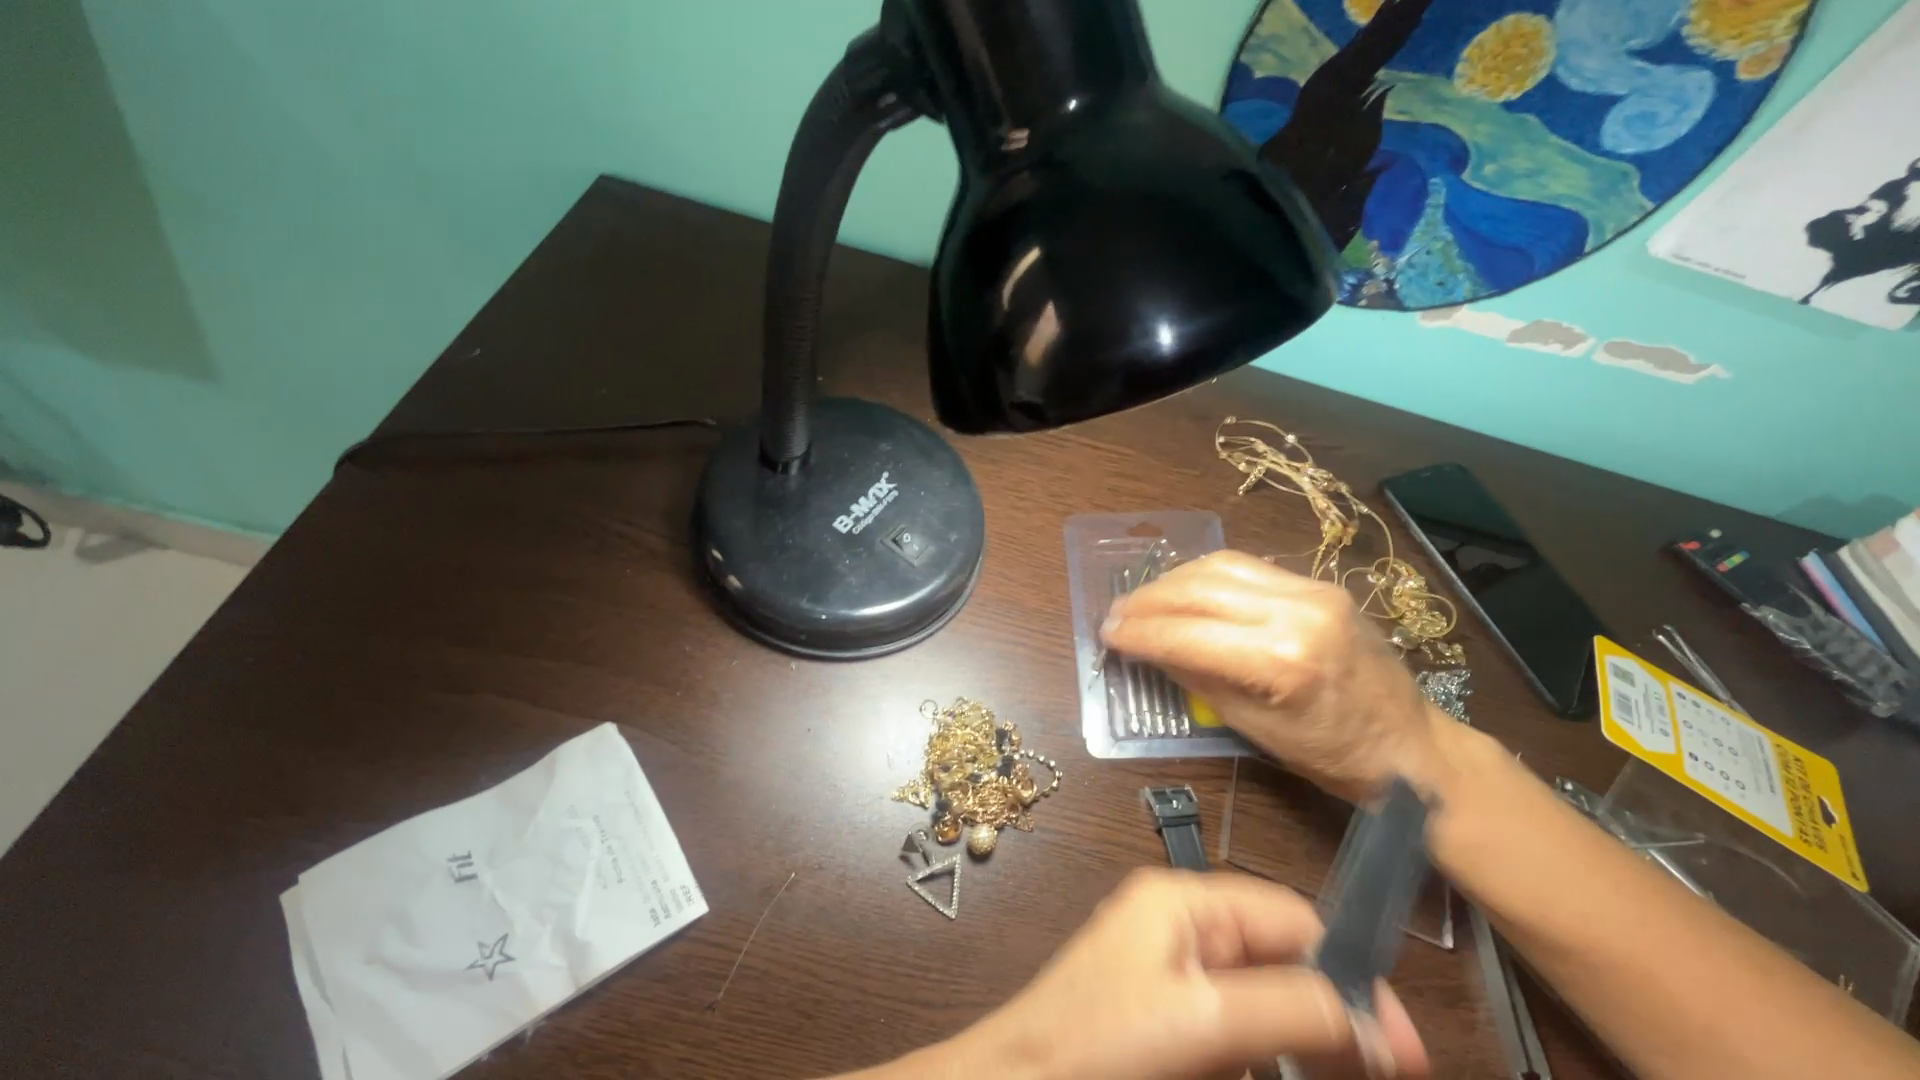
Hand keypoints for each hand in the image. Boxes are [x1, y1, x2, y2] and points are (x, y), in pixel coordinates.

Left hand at [936, 870, 1426, 1079]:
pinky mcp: (1165, 1018)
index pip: (1291, 918)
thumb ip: (1293, 1010)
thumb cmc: (1101, 1042)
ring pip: (1263, 999)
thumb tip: (1379, 1026)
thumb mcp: (1205, 1019)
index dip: (1352, 971)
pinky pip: (1234, 1029)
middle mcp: (1181, 925)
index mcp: (1184, 901)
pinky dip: (1263, 1052)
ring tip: (1343, 1072)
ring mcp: (1171, 973)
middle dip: (1332, 1013)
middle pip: (1281, 958)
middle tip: (1385, 1070)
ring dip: (1302, 1041)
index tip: (1403, 1043)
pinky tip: (1278, 1068)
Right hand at [1100, 551, 1447, 799]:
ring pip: (1222, 566)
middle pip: (1202, 588)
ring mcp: (1314, 591)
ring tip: (1142, 600)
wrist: (1411, 745)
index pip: (1190, 634)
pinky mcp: (1321, 585)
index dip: (1140, 632)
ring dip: (1173, 581)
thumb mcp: (1255, 731)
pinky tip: (1184, 591)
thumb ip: (1199, 682)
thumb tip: (1150, 649)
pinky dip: (1206, 577)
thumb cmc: (1333, 756)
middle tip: (1115, 615)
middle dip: (1149, 599)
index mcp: (1283, 660)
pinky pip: (1248, 568)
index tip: (1106, 635)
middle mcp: (1299, 612)